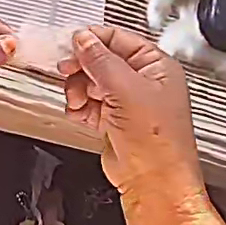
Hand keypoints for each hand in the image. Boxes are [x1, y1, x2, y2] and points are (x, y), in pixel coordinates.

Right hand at [57, 27, 207, 214]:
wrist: (154, 186)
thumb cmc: (158, 143)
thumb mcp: (126, 90)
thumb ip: (100, 60)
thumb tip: (83, 39)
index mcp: (156, 66)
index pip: (120, 39)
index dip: (94, 39)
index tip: (72, 43)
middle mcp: (143, 82)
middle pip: (102, 60)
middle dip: (82, 66)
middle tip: (67, 69)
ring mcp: (127, 103)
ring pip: (91, 82)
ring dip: (78, 89)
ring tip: (77, 99)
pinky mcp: (113, 122)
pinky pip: (88, 105)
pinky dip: (79, 108)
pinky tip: (79, 113)